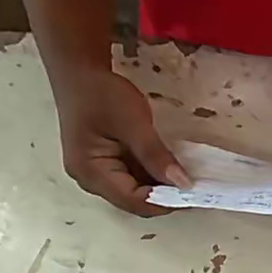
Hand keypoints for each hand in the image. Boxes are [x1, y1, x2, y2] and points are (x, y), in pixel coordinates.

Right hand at [53, 67, 190, 215]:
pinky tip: (168, 167)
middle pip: (132, 201)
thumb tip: (182, 184)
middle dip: (162, 197)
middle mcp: (90, 181)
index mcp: (91, 172)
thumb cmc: (101, 93)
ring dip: (158, 187)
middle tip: (193, 187)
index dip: (163, 201)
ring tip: (184, 177)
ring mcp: (96, 174)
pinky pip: (130, 179)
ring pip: (133, 191)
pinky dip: (150, 175)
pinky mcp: (104, 166)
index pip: (132, 200)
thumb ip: (155, 155)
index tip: (193, 194)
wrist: (78, 71)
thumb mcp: (133, 122)